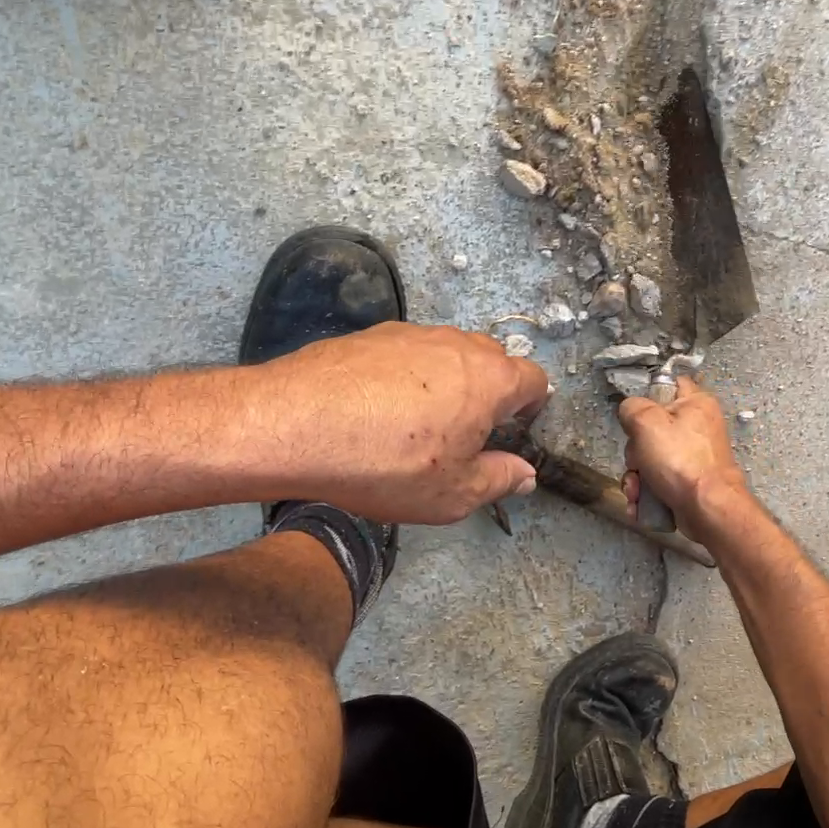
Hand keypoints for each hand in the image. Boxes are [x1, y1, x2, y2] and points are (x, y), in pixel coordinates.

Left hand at [237, 323, 549, 523]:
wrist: (294, 425)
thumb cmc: (387, 464)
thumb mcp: (454, 494)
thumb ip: (500, 480)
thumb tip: (526, 474)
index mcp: (492, 380)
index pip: (534, 380)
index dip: (531, 407)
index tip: (512, 432)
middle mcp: (459, 345)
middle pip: (493, 360)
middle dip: (491, 392)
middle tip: (465, 432)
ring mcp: (413, 334)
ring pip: (448, 354)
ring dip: (447, 382)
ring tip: (416, 423)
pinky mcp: (372, 334)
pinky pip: (407, 354)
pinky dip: (405, 376)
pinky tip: (377, 409)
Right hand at [616, 377, 749, 527]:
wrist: (707, 509)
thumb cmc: (680, 461)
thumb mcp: (647, 422)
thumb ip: (632, 408)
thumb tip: (630, 412)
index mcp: (696, 403)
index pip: (667, 384)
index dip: (647, 396)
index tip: (635, 415)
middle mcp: (698, 427)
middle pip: (652, 428)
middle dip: (635, 450)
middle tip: (638, 460)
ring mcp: (694, 457)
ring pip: (651, 457)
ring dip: (636, 476)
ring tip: (637, 490)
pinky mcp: (689, 482)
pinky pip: (659, 480)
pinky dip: (647, 492)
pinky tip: (640, 502)